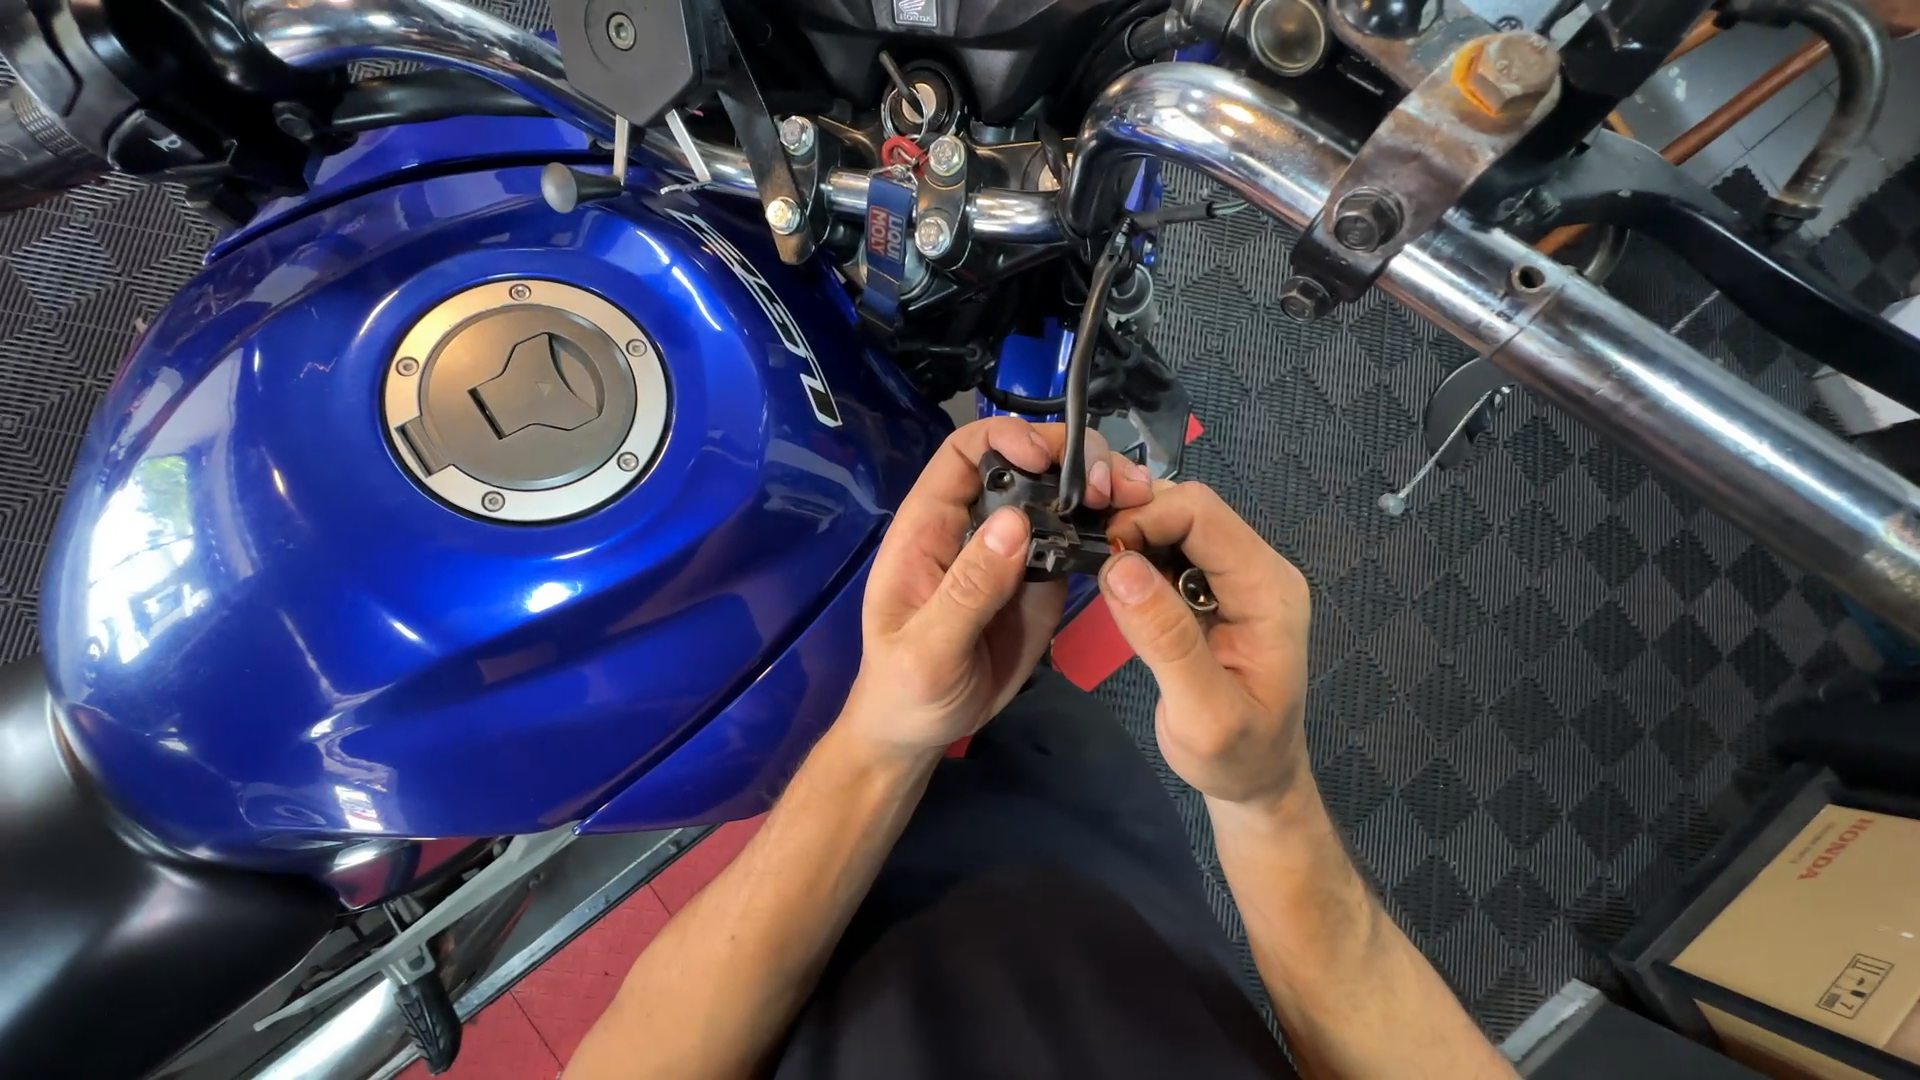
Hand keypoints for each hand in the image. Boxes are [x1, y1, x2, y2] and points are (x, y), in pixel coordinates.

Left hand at [845, 416, 1152, 755]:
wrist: (922, 730)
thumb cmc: (905, 689)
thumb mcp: (926, 648)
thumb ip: (967, 589)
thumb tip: (1015, 524)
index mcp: (930, 528)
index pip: (965, 454)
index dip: (1005, 438)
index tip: (1046, 458)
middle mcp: (974, 528)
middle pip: (1022, 465)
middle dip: (1071, 458)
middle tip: (1114, 482)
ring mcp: (1011, 553)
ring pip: (1055, 498)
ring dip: (1098, 488)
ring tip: (1138, 497)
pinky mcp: (1040, 582)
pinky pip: (1074, 542)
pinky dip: (1106, 529)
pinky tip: (1136, 530)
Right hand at [1099, 482, 1312, 808]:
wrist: (1255, 780)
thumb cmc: (1234, 756)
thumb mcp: (1203, 714)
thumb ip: (1167, 640)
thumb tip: (1120, 567)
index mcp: (1268, 590)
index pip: (1202, 514)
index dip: (1145, 517)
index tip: (1100, 552)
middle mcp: (1257, 570)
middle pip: (1189, 508)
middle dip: (1134, 517)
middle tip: (1088, 553)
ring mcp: (1235, 577)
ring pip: (1176, 523)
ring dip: (1132, 533)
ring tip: (1094, 563)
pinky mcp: (1212, 589)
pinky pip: (1170, 549)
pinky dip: (1136, 553)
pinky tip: (1112, 579)